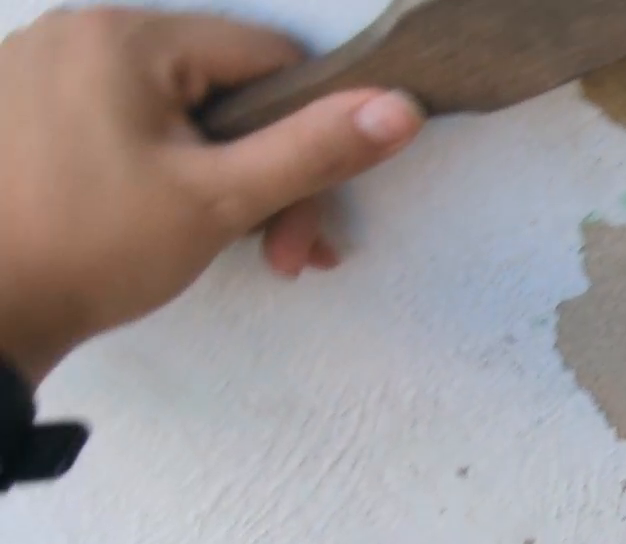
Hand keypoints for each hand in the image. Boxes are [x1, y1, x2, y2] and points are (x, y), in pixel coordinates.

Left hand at [0, 7, 426, 384]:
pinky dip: (204, 181)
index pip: (273, 58)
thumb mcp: (228, 195)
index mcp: (128, 38)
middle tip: (296, 252)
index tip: (326, 200)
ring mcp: (61, 71)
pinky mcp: (50, 111)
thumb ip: (319, 148)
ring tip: (269, 255)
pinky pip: (161, 134)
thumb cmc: (103, 239)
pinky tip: (216, 230)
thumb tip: (403, 106)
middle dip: (287, 181)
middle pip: (241, 99)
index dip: (320, 127)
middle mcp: (87, 34)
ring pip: (207, 124)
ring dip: (255, 191)